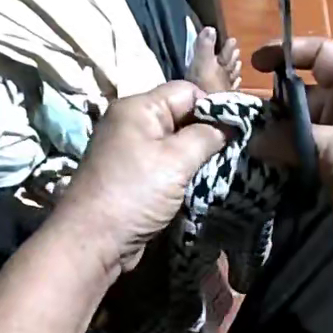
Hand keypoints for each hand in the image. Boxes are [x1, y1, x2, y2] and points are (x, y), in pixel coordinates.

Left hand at [50, 81, 225, 274]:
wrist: (95, 240)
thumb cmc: (135, 194)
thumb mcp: (176, 160)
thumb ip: (207, 137)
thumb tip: (229, 126)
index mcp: (138, 108)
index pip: (187, 92)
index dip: (214, 108)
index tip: (237, 132)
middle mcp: (133, 123)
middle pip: (182, 117)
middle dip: (208, 134)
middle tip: (233, 154)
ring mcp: (132, 151)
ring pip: (177, 144)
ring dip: (198, 158)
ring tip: (220, 171)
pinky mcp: (134, 177)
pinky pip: (167, 166)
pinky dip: (184, 174)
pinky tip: (199, 186)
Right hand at [250, 38, 332, 246]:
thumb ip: (291, 139)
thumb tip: (255, 140)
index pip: (323, 55)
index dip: (292, 52)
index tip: (257, 63)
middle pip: (304, 95)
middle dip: (275, 105)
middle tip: (244, 123)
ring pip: (299, 128)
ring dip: (276, 136)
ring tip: (248, 145)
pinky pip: (302, 154)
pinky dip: (284, 157)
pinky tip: (262, 165)